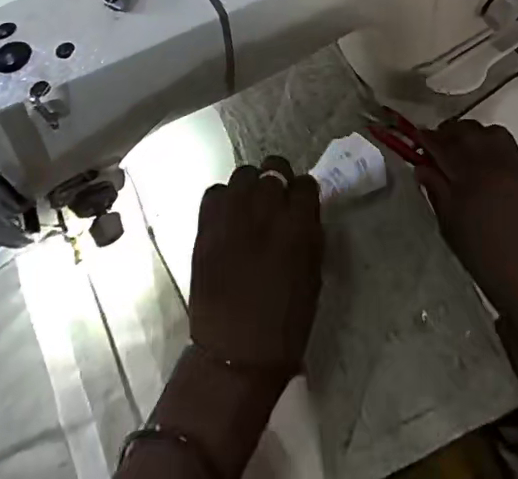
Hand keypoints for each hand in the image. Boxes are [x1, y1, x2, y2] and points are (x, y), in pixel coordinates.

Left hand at [189, 157, 322, 376]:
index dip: (303, 193)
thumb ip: (307, 235)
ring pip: (242, 175)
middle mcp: (264, 210)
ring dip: (250, 188)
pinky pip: (215, 192)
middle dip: (277, 181)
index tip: (300, 203)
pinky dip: (223, 200)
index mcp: (298, 227)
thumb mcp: (312, 275)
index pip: (305, 184)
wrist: (235, 349)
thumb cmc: (285, 322)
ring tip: (249, 208)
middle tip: (275, 201)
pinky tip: (227, 219)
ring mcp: (231, 213)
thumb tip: (302, 213)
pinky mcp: (205, 222)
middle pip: (273, 168)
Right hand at [414, 120, 517, 308]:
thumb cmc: (485, 256)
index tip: (415, 140)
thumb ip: (435, 189)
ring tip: (463, 153)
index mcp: (471, 173)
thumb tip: (422, 167)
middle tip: (436, 147)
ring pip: (492, 134)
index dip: (425, 139)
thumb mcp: (449, 224)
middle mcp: (496, 162)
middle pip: (468, 131)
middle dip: (448, 133)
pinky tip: (487, 168)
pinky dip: (494, 149)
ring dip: (474, 137)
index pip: (442, 143)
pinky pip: (510, 150)